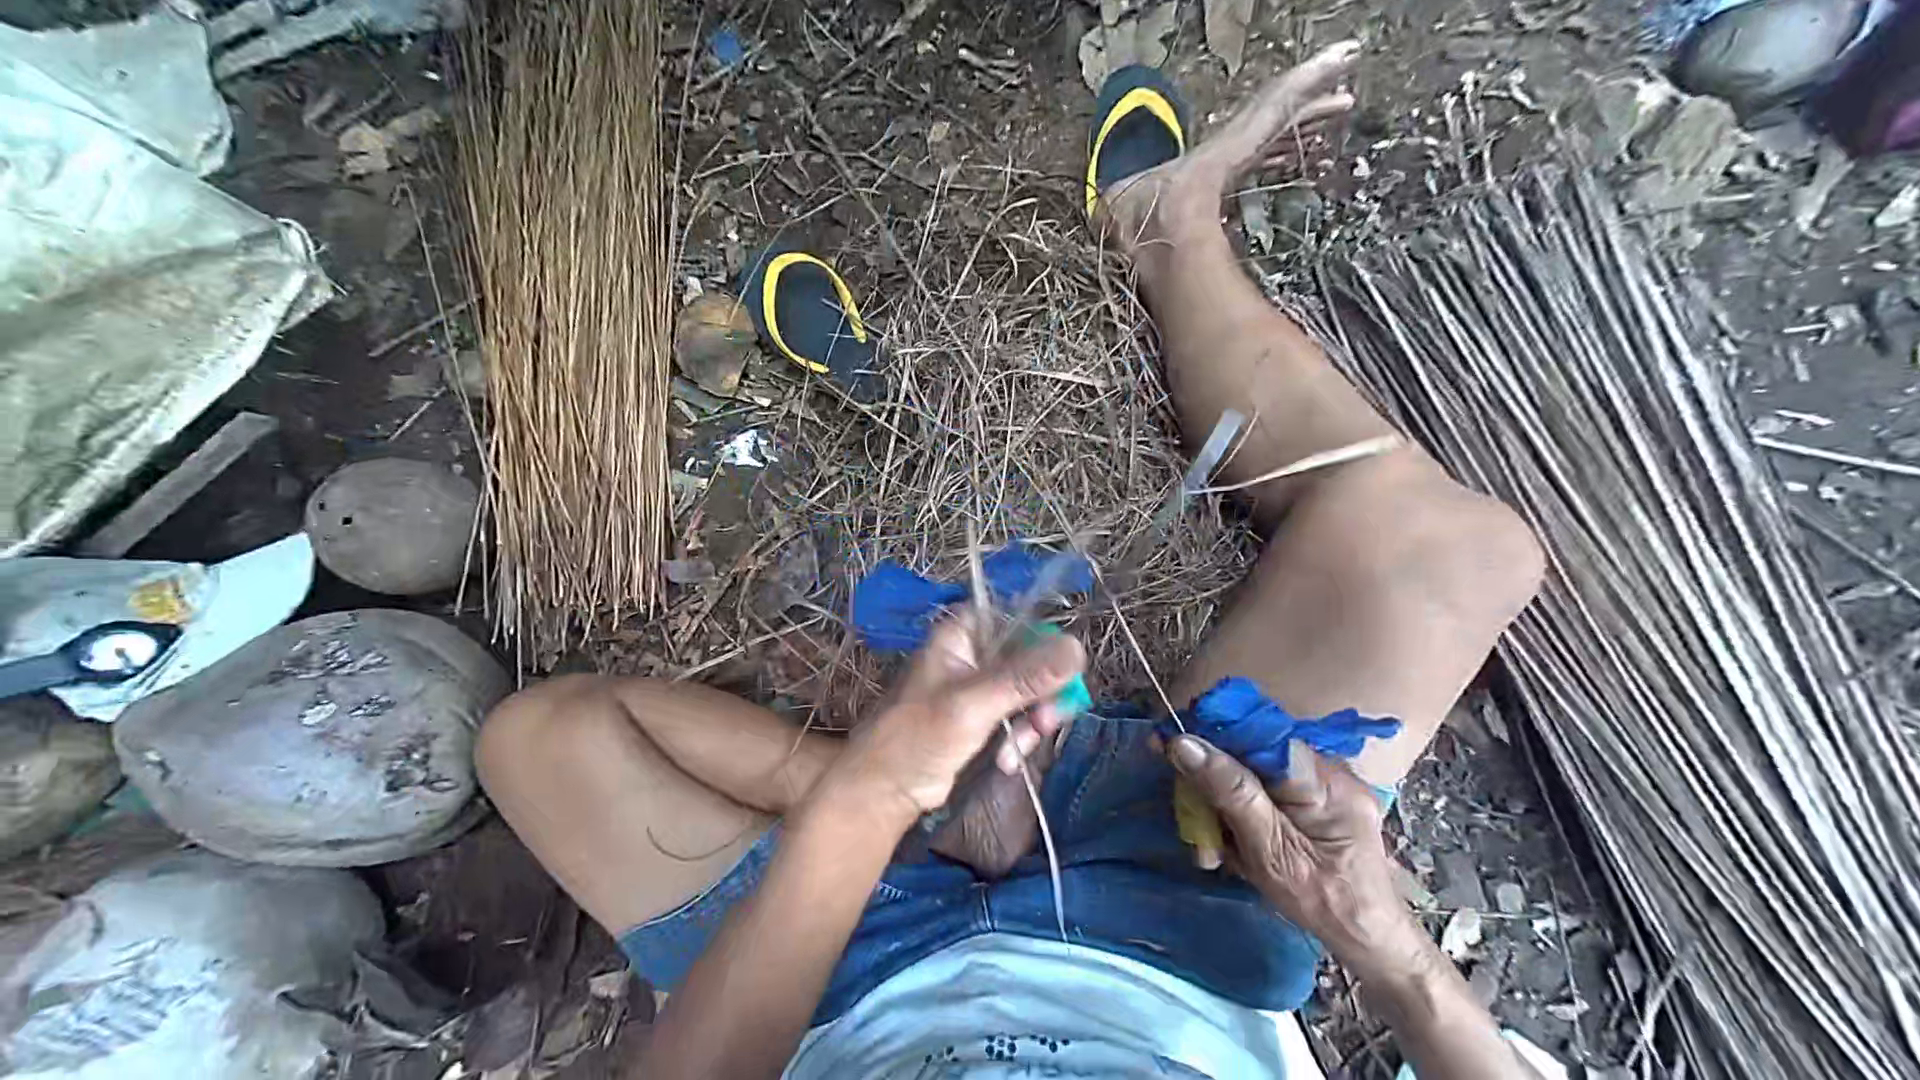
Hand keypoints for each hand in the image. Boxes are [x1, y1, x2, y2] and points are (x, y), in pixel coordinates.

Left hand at [826, 611, 1084, 829]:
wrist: (885, 788)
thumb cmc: (917, 736)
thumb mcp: (973, 704)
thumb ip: (1024, 678)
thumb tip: (1077, 648)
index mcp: (963, 633)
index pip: (1020, 619)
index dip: (1045, 643)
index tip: (1063, 675)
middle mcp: (975, 652)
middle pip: (1033, 657)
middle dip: (1044, 693)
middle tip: (1047, 722)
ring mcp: (981, 685)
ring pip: (1032, 690)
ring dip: (1034, 721)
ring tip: (1019, 750)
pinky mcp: (986, 716)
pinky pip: (1021, 715)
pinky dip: (1021, 737)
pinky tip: (1007, 761)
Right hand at [1167, 735, 1426, 974]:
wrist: (1372, 942)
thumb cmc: (1325, 904)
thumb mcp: (1271, 853)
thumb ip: (1230, 793)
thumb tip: (1184, 743)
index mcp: (1323, 780)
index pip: (1254, 733)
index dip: (1206, 734)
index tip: (1164, 747)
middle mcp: (1327, 768)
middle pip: (1247, 749)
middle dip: (1210, 781)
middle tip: (1192, 824)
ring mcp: (1323, 780)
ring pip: (1250, 768)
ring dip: (1220, 803)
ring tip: (1214, 849)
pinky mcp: (1315, 795)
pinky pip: (1263, 784)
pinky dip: (1239, 808)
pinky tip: (1233, 841)